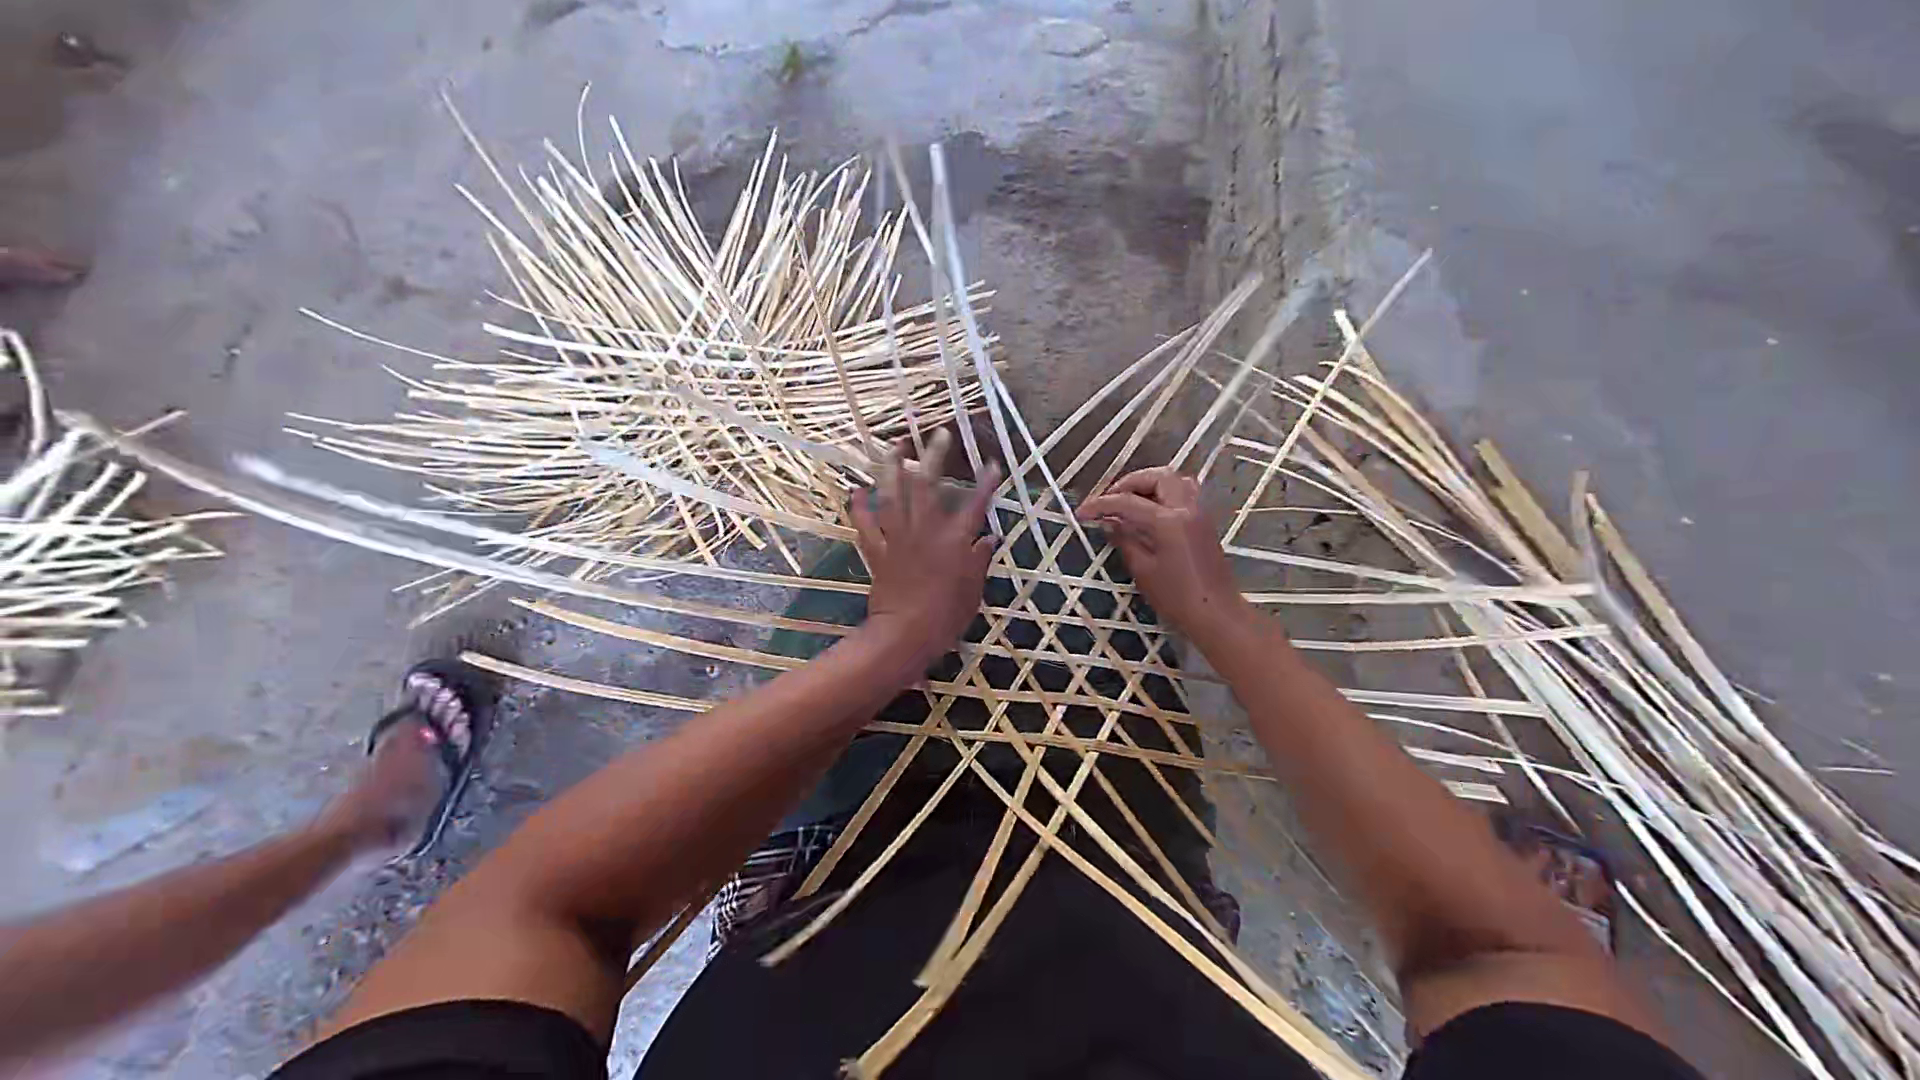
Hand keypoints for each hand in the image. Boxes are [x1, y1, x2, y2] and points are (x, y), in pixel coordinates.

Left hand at [850, 430, 1000, 667]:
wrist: (905, 636)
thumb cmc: (946, 617)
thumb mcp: (973, 591)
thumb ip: (980, 560)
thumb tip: (990, 538)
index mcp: (954, 541)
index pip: (975, 505)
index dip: (986, 484)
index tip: (993, 464)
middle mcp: (925, 531)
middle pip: (928, 486)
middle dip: (934, 457)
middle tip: (937, 435)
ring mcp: (898, 539)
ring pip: (892, 496)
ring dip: (892, 469)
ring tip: (893, 447)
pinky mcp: (878, 552)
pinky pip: (865, 525)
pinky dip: (859, 507)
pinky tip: (857, 490)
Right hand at [1076, 466, 1249, 638]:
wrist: (1216, 614)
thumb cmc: (1177, 598)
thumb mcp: (1143, 571)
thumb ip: (1125, 541)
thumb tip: (1110, 523)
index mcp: (1169, 521)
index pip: (1127, 502)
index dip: (1101, 504)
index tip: (1082, 512)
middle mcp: (1187, 509)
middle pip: (1157, 477)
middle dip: (1129, 483)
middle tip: (1109, 500)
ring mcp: (1199, 513)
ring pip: (1174, 480)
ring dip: (1149, 483)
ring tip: (1129, 500)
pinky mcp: (1204, 523)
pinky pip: (1183, 493)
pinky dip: (1163, 492)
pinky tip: (1149, 511)